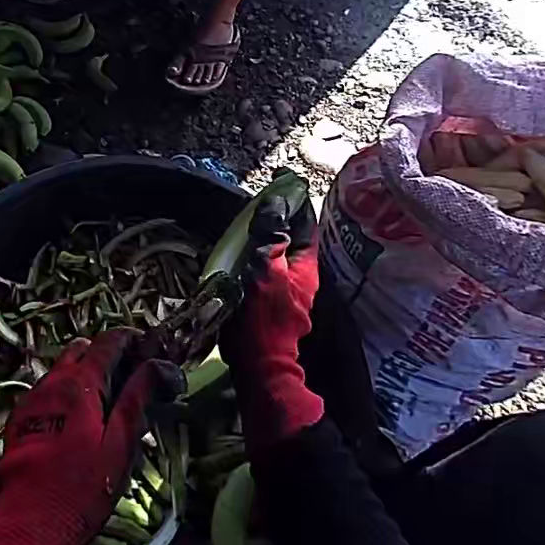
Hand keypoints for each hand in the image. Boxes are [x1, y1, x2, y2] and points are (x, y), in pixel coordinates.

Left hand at [0, 329, 180, 544]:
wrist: (26, 524)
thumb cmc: (80, 487)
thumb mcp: (119, 445)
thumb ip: (137, 399)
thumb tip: (160, 365)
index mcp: (78, 383)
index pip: (107, 342)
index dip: (129, 338)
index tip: (147, 344)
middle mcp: (52, 381)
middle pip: (82, 349)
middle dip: (106, 351)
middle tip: (130, 372)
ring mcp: (33, 398)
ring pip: (62, 368)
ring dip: (85, 370)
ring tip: (108, 395)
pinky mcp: (21, 418)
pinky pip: (48, 389)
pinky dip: (67, 389)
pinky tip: (80, 415)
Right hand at [224, 193, 324, 450]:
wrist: (261, 367)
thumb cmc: (264, 316)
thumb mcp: (265, 269)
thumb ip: (271, 235)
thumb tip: (277, 201)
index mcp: (306, 262)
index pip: (304, 218)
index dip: (293, 196)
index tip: (280, 177)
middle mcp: (302, 273)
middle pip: (292, 233)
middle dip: (278, 213)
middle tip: (256, 196)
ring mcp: (288, 288)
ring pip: (278, 249)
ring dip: (264, 232)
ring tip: (244, 218)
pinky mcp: (272, 299)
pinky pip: (265, 264)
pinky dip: (254, 251)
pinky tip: (238, 249)